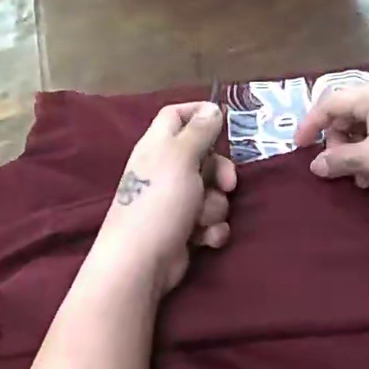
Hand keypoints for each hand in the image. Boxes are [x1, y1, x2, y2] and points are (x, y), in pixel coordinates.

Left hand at [90, 102, 235, 294]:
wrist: (142, 261)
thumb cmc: (159, 201)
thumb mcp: (181, 157)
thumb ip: (199, 131)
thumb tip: (212, 108)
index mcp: (158, 146)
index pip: (176, 115)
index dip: (199, 113)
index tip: (224, 120)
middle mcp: (165, 170)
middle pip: (204, 157)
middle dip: (221, 172)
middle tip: (226, 185)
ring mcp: (174, 202)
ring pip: (212, 193)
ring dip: (215, 207)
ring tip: (201, 220)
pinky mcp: (183, 229)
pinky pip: (209, 221)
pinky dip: (211, 230)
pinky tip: (205, 239)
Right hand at [293, 76, 368, 196]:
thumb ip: (339, 160)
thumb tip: (316, 165)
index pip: (329, 103)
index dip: (309, 126)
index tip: (299, 148)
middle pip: (348, 113)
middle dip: (339, 144)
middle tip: (342, 171)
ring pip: (367, 123)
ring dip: (358, 152)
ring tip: (367, 180)